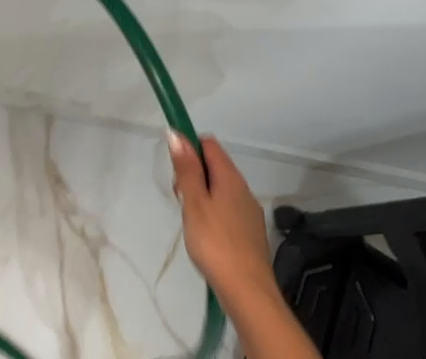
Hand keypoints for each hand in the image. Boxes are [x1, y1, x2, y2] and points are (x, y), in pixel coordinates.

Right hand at [169, 132, 279, 300]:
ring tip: (191, 220)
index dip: (188, 148)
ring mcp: (249, 211)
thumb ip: (186, 169)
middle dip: (193, 174)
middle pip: (214, 166)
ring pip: (220, 188)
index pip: (208, 144)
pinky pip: (228, 207)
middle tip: (181, 199)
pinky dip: (213, 211)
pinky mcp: (251, 231)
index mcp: (230, 177)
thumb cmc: (214, 242)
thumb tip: (176, 134)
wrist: (247, 290)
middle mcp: (243, 188)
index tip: (175, 171)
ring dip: (202, 194)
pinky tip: (206, 234)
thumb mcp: (194, 202)